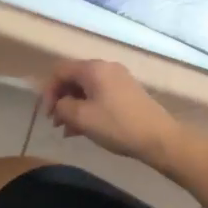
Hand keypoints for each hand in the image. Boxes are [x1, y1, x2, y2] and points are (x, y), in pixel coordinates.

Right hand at [40, 59, 183, 164]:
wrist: (159, 138)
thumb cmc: (117, 125)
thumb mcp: (82, 118)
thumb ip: (62, 107)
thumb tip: (60, 104)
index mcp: (94, 69)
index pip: (60, 71)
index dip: (48, 91)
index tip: (47, 114)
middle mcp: (106, 68)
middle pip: (73, 79)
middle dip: (61, 100)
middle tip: (56, 123)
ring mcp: (119, 80)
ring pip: (86, 90)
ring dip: (74, 107)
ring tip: (68, 131)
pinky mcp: (128, 93)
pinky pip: (100, 96)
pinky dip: (88, 109)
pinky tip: (85, 129)